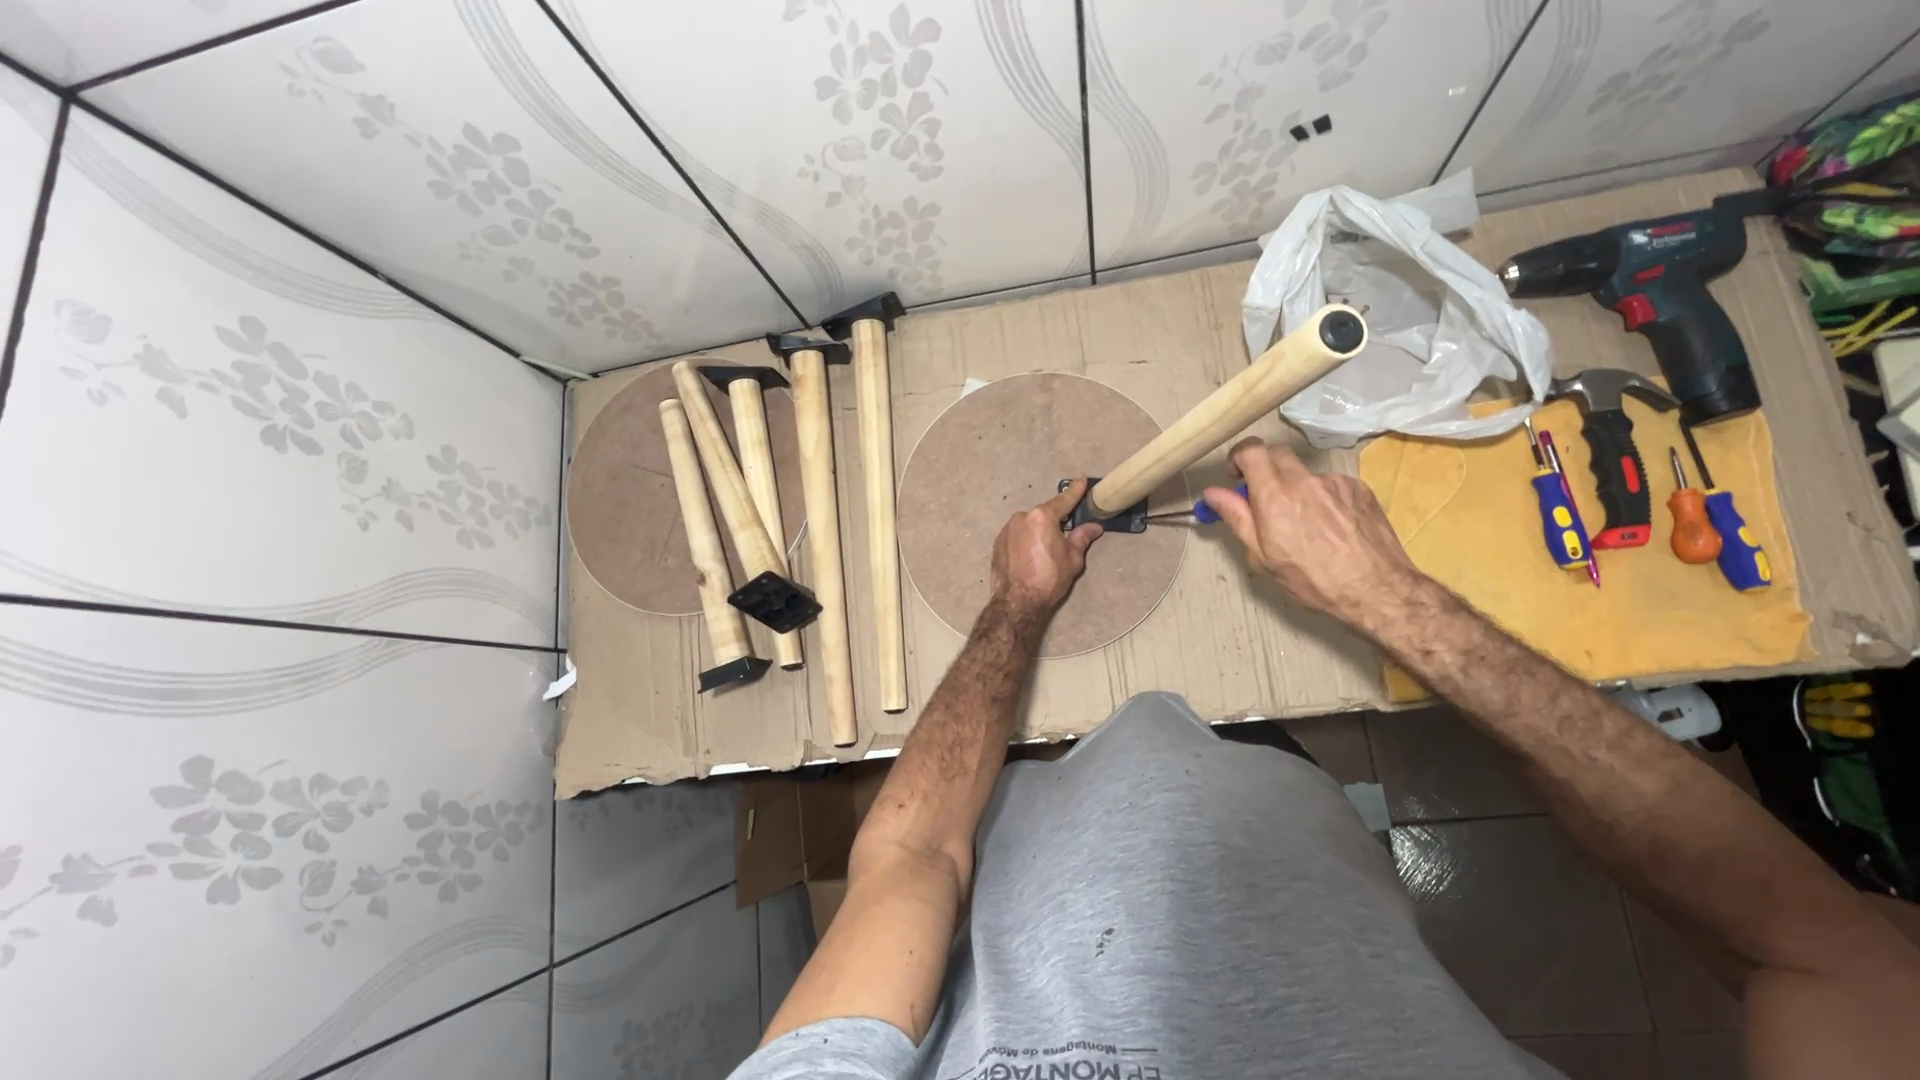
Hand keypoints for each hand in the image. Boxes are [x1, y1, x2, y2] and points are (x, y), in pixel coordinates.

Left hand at [989, 477, 1102, 617]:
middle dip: (1055, 522)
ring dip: (1038, 533)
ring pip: (1028, 525)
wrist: (1017, 602)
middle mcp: (1022, 517)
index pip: (1063, 500)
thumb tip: (1094, 527)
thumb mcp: (1072, 559)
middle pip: (1044, 515)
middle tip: (1064, 537)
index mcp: (1042, 517)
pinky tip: (1030, 557)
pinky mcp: (997, 543)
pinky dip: (1025, 541)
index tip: (1081, 480)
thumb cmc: (1048, 579)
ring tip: (1045, 553)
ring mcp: (1007, 530)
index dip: (1074, 491)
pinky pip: (1016, 536)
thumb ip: (1081, 538)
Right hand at [1202, 438, 1420, 627]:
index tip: (1236, 475)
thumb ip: (1237, 518)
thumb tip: (1213, 493)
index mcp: (1275, 496)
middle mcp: (1304, 480)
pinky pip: (1331, 484)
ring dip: (1297, 488)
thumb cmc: (1312, 580)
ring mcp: (1335, 481)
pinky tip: (1333, 526)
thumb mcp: (1263, 557)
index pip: (1251, 451)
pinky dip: (1324, 498)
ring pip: (1305, 473)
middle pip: (1277, 455)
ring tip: (1307, 525)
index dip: (1239, 457)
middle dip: (1265, 470)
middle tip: (1265, 499)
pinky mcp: (1359, 488)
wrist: (1376, 588)